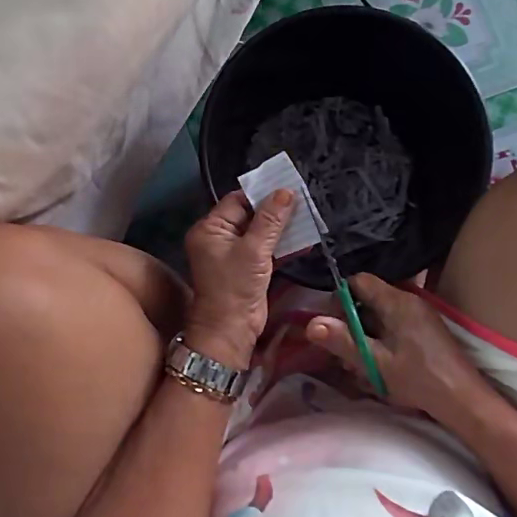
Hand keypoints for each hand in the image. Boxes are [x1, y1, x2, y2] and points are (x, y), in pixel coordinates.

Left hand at [181, 189, 294, 368]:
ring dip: (281, 226)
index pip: (237, 201)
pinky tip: (303, 238)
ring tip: (306, 215)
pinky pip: (265, 247)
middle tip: (301, 198)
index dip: (262, 193)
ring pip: (260, 231)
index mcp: (210, 229)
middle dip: (274, 209)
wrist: (231, 330)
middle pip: (249, 214)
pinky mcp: (247, 267)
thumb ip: (270, 219)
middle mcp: (218, 237)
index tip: (287, 186)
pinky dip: (281, 243)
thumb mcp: (254, 250)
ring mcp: (233, 253)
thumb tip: (285, 191)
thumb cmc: (235, 287)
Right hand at [302, 273, 495, 426]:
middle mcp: (409, 300)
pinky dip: (382, 341)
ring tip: (360, 365)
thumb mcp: (376, 362)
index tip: (333, 325)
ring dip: (366, 336)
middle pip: (369, 298)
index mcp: (396, 301)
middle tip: (343, 352)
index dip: (340, 298)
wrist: (462, 398)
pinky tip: (380, 366)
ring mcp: (420, 314)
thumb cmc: (418, 378)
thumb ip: (344, 341)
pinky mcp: (426, 329)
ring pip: (381, 315)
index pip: (359, 281)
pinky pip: (395, 325)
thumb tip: (312, 323)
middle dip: (351, 323)